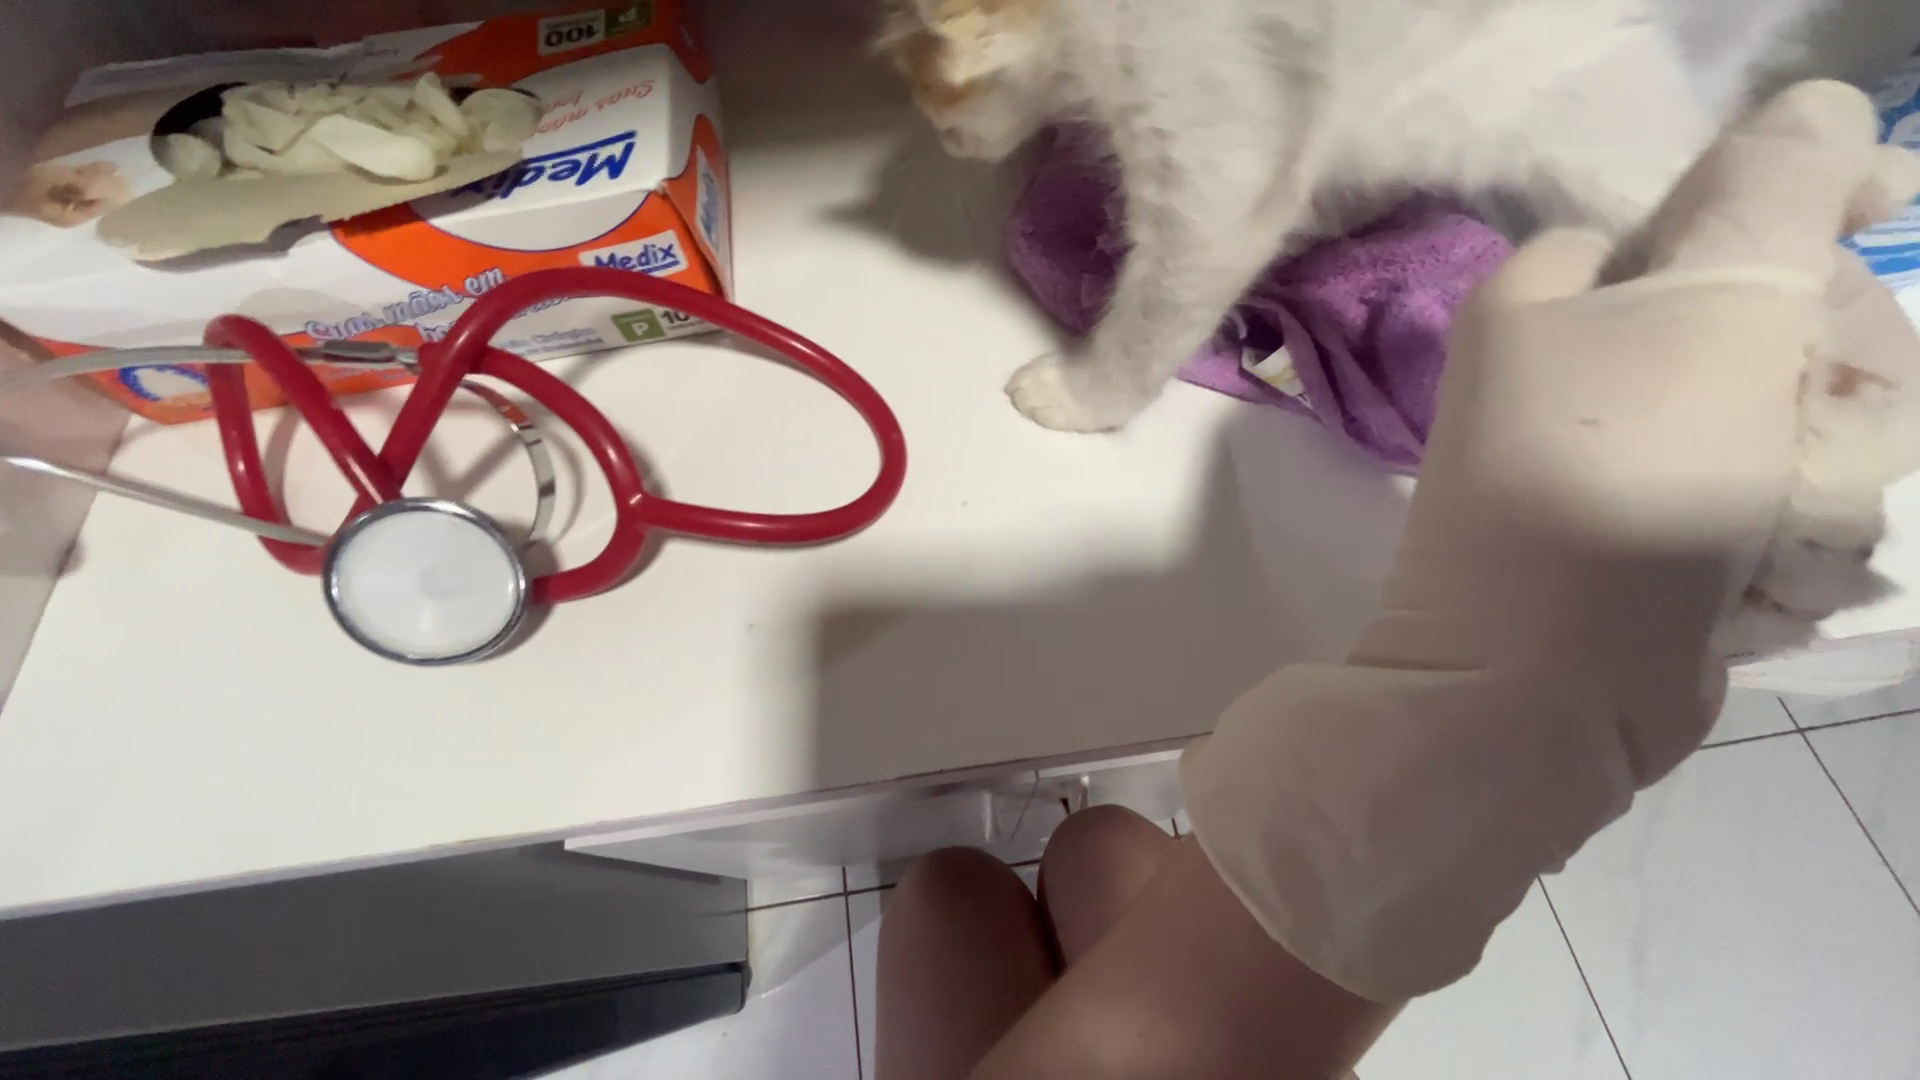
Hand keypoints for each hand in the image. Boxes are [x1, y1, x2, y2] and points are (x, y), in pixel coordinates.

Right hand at [1179, 80, 1919, 1005]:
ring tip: (1629, 451)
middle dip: (1735, 298)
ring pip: (1819, 383)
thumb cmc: (1504, 503)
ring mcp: (1841, 485)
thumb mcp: (1495, 346)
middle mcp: (1843, 380)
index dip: (1761, 149)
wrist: (1516, 690)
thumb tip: (1594, 264)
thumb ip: (1550, 269)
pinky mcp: (1804, 567)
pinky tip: (1655, 515)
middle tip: (1616, 359)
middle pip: (1829, 277)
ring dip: (1733, 392)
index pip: (1811, 147)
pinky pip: (1795, 473)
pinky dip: (1736, 469)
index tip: (1687, 206)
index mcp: (1764, 304)